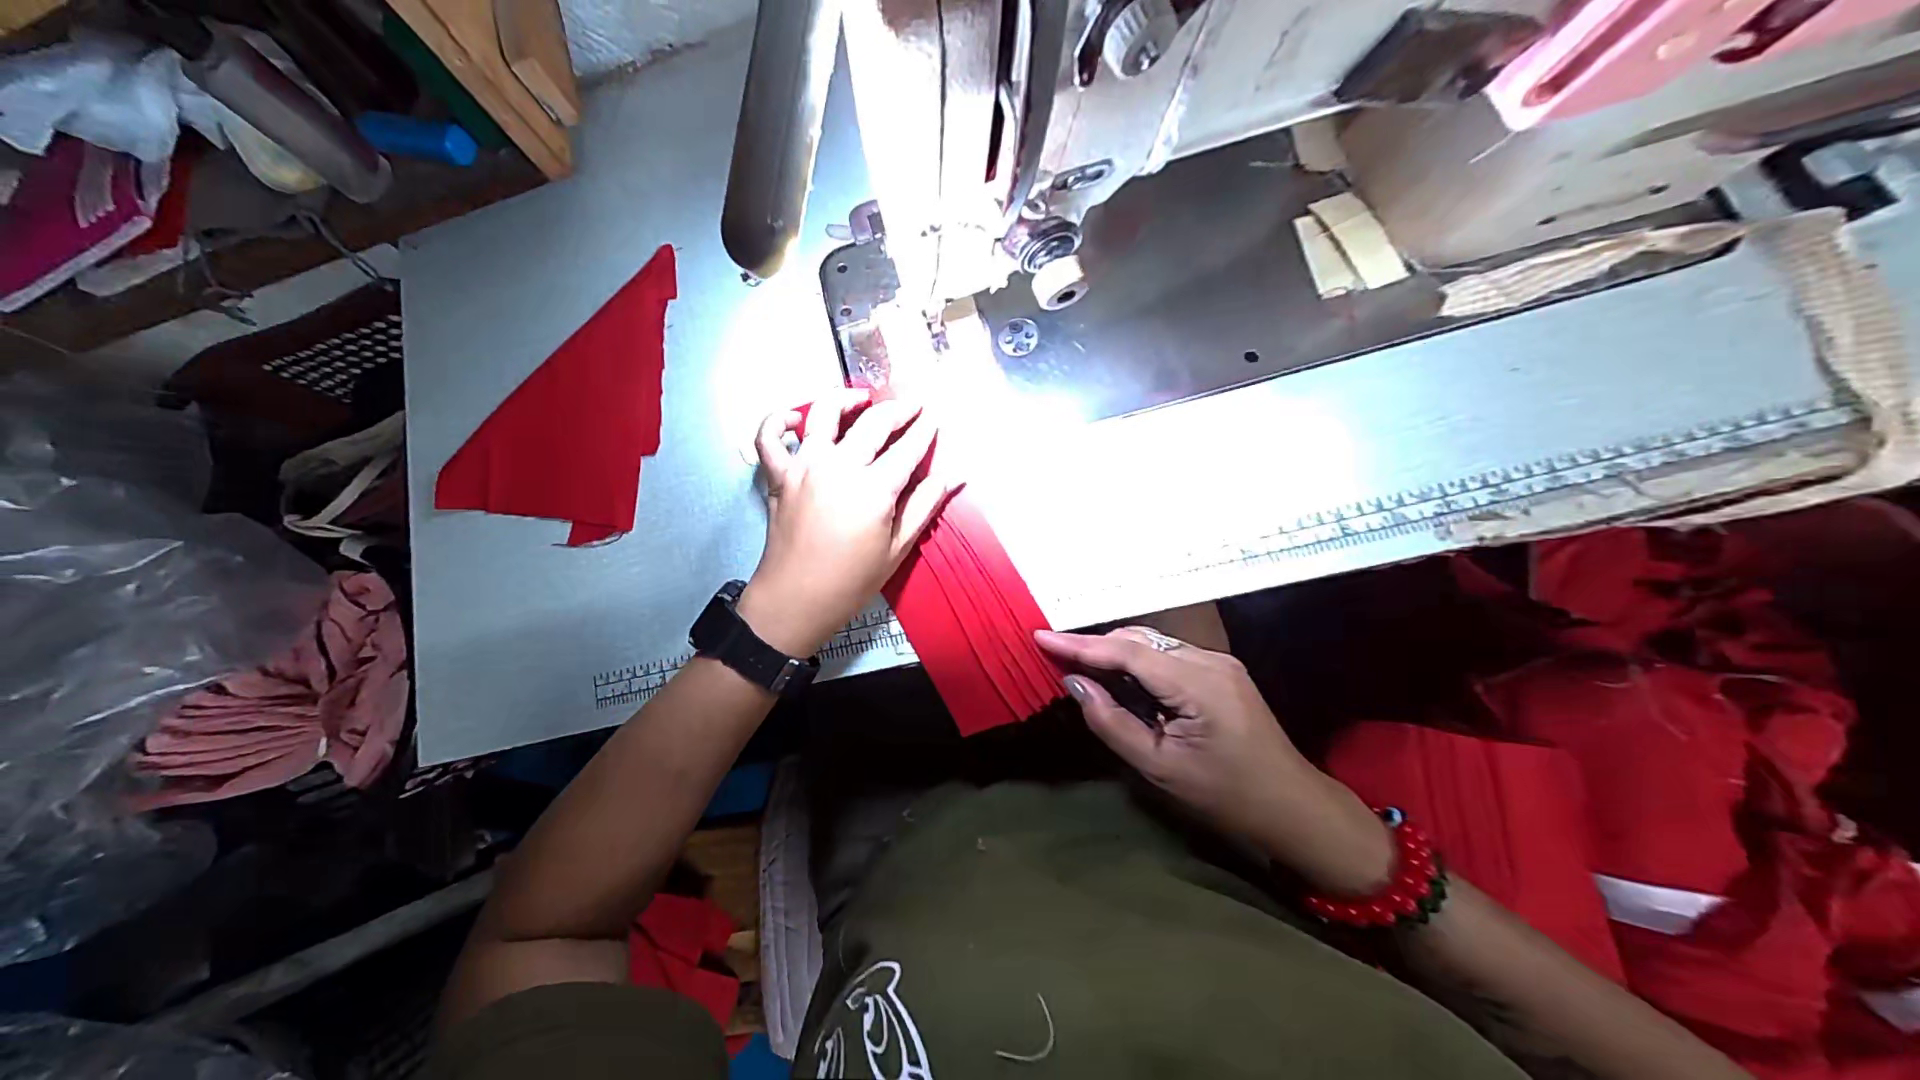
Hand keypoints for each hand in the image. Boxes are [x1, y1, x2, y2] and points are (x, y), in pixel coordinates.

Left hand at [739, 390, 958, 656]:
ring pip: (822, 414)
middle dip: (897, 409)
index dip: (924, 431)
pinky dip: (779, 420)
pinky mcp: (779, 475)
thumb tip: (953, 476)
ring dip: (844, 399)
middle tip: (911, 405)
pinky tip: (796, 418)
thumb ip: (924, 505)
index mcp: (874, 488)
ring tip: (860, 399)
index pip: (907, 448)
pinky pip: (770, 437)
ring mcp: (804, 466)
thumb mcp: (897, 548)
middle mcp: (839, 467)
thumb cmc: (851, 580)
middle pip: (872, 422)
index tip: (934, 418)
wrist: (795, 599)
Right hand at [1034, 627, 1394, 895]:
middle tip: (1056, 658)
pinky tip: (1121, 679)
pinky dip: (1138, 662)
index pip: (1127, 651)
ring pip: (1153, 644)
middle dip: (1095, 646)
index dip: (1080, 643)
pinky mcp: (1221, 671)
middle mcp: (1209, 660)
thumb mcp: (1160, 767)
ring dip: (1116, 653)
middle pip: (1139, 639)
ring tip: (1081, 668)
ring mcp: (1219, 662)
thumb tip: (1075, 684)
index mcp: (1198, 683)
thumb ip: (1112, 722)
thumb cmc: (1225, 795)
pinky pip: (1168, 655)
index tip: (1041, 636)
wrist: (1292, 805)